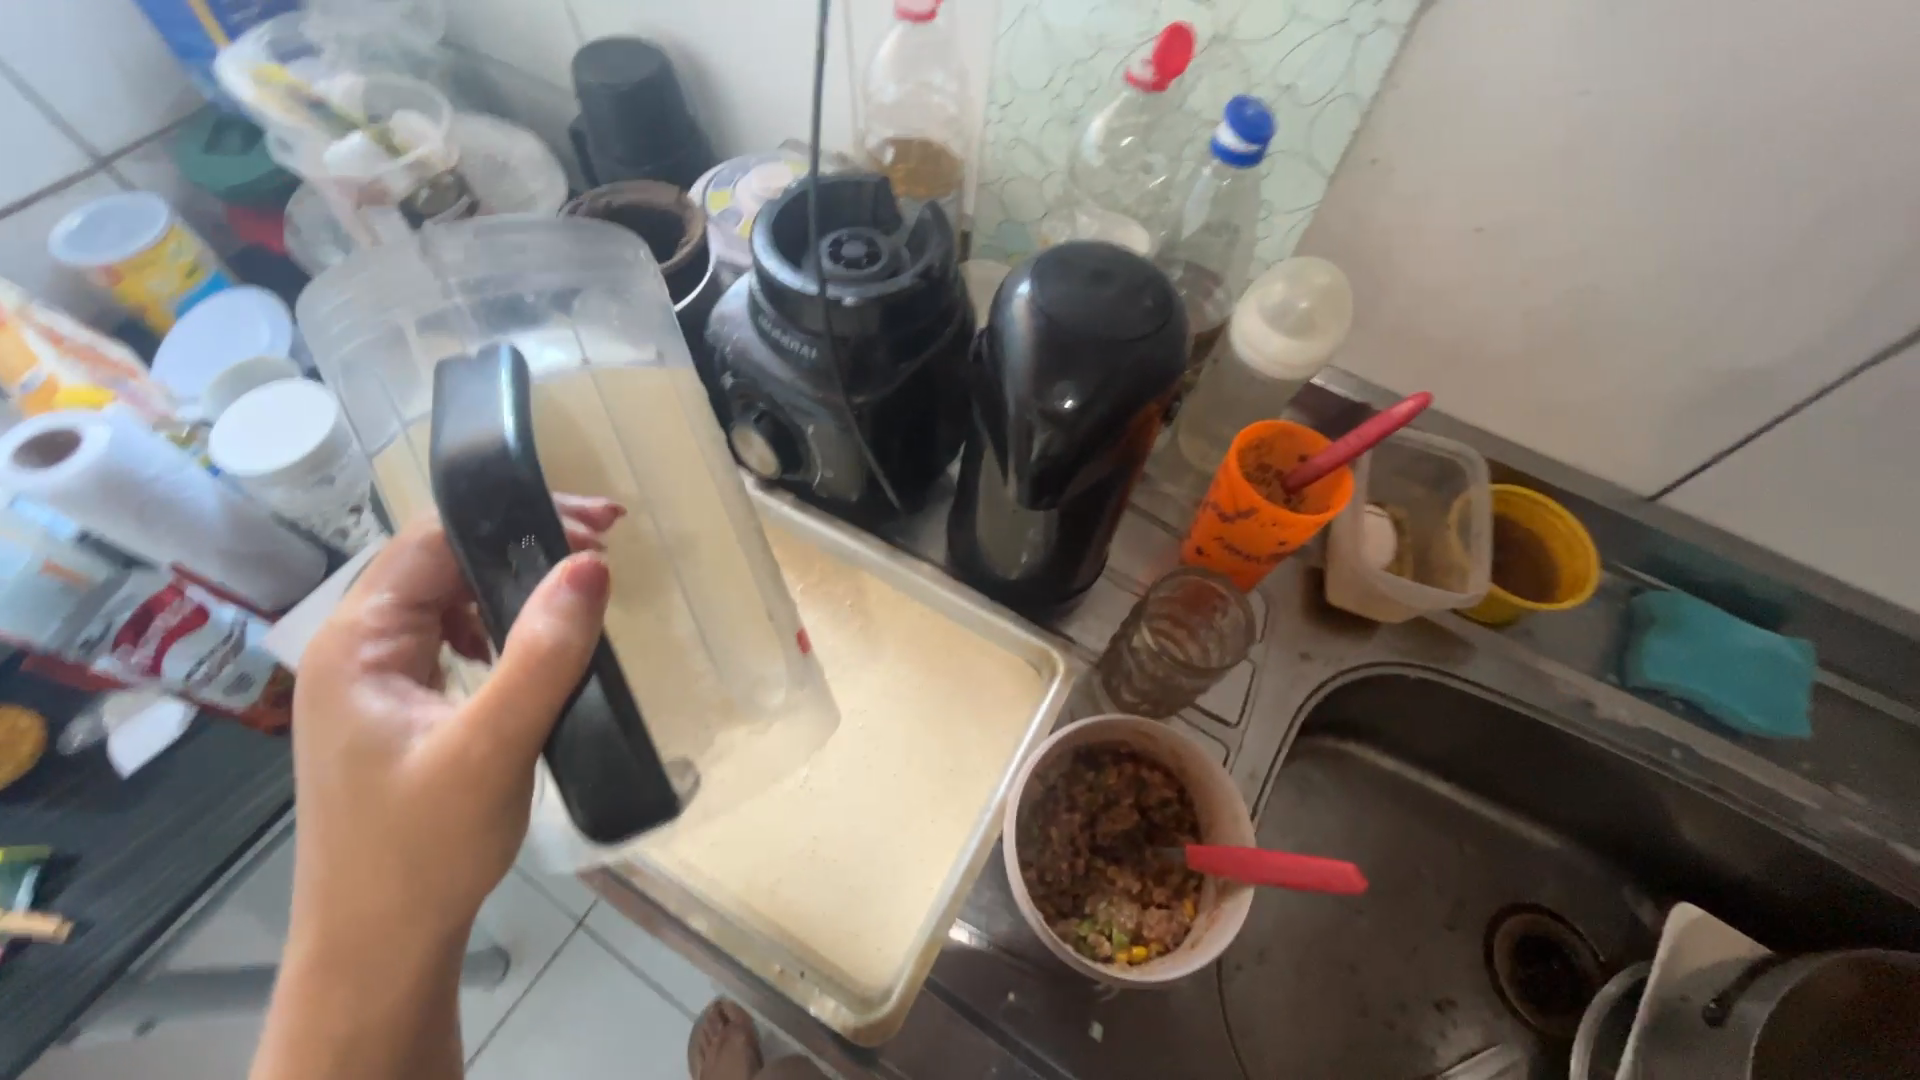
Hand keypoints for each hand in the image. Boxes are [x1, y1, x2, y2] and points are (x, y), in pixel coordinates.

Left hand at [288, 497, 618, 948]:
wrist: (380, 945)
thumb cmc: (424, 849)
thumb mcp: (492, 747)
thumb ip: (542, 653)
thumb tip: (592, 565)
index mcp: (357, 642)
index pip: (435, 541)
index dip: (517, 519)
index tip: (601, 526)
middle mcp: (356, 648)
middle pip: (441, 563)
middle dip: (524, 547)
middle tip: (607, 552)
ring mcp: (375, 680)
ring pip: (451, 600)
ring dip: (516, 587)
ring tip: (580, 594)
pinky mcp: (400, 707)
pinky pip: (454, 640)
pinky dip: (503, 628)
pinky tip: (536, 651)